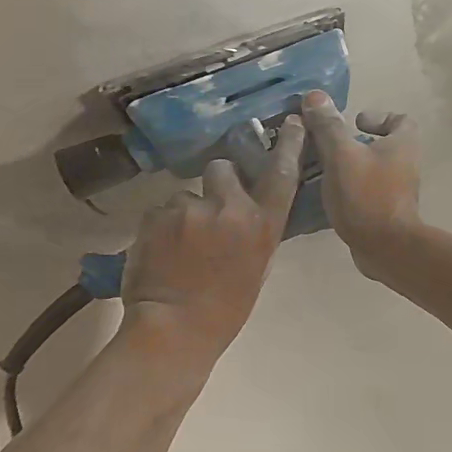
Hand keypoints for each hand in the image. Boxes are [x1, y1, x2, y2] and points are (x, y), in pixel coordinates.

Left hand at [117, 117, 305, 349]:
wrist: (174, 329)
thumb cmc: (225, 308)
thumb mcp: (256, 266)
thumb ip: (255, 230)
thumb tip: (248, 209)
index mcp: (263, 225)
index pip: (281, 174)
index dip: (289, 145)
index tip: (293, 122)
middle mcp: (232, 208)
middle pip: (222, 169)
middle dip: (215, 183)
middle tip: (207, 210)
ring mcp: (193, 209)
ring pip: (187, 194)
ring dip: (185, 211)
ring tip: (178, 243)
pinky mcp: (158, 214)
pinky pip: (161, 210)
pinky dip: (161, 226)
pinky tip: (160, 251)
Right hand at [300, 90, 423, 279]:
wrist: (385, 248)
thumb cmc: (366, 195)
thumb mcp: (341, 155)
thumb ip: (328, 126)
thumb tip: (314, 96)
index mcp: (403, 144)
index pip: (401, 119)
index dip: (378, 117)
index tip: (354, 124)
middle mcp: (407, 165)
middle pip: (384, 144)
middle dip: (357, 143)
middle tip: (329, 147)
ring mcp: (399, 191)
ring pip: (374, 170)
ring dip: (351, 167)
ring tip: (322, 170)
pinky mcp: (388, 212)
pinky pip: (369, 192)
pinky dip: (351, 190)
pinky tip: (327, 196)